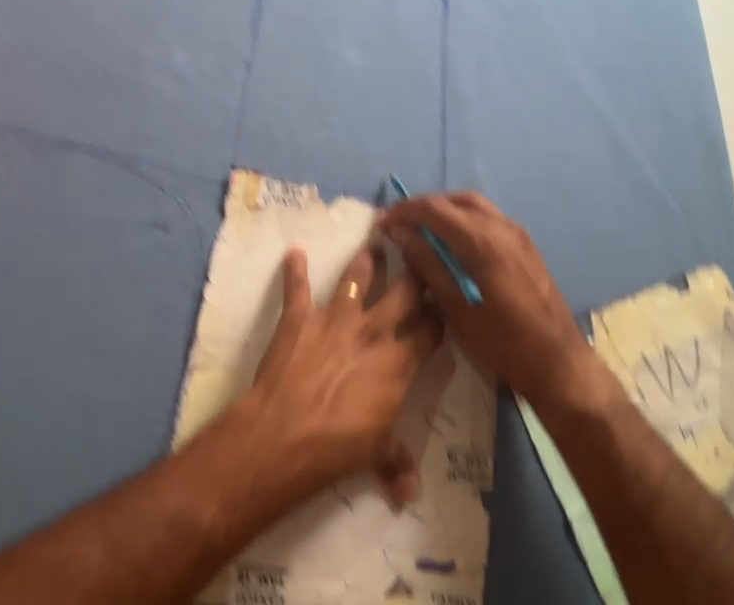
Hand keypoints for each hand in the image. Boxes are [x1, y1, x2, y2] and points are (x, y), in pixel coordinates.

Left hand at [241, 246, 443, 505]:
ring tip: (374, 243)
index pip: (430, 329)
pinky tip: (294, 251)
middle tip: (422, 252)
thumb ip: (397, 462)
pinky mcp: (300, 317)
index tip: (447, 301)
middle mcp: (373, 331)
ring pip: (357, 278)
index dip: (440, 315)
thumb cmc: (340, 445)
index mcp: (399, 361)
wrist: (287, 432)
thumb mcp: (377, 453)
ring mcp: (336, 318)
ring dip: (366, 261)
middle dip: (416, 272)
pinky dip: (295, 269)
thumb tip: (410, 491)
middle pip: (403, 292)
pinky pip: (298, 287)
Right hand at [378, 192, 603, 414]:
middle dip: (425, 207)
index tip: (383, 224)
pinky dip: (466, 220)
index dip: (404, 211)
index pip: (434, 208)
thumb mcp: (455, 305)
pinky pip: (490, 218)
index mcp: (482, 240)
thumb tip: (401, 232)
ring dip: (446, 211)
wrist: (556, 360)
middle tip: (402, 225)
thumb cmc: (501, 340)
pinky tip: (455, 244)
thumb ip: (427, 263)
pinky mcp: (526, 245)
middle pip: (455, 200)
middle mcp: (501, 227)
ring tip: (424, 232)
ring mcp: (518, 234)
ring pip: (475, 206)